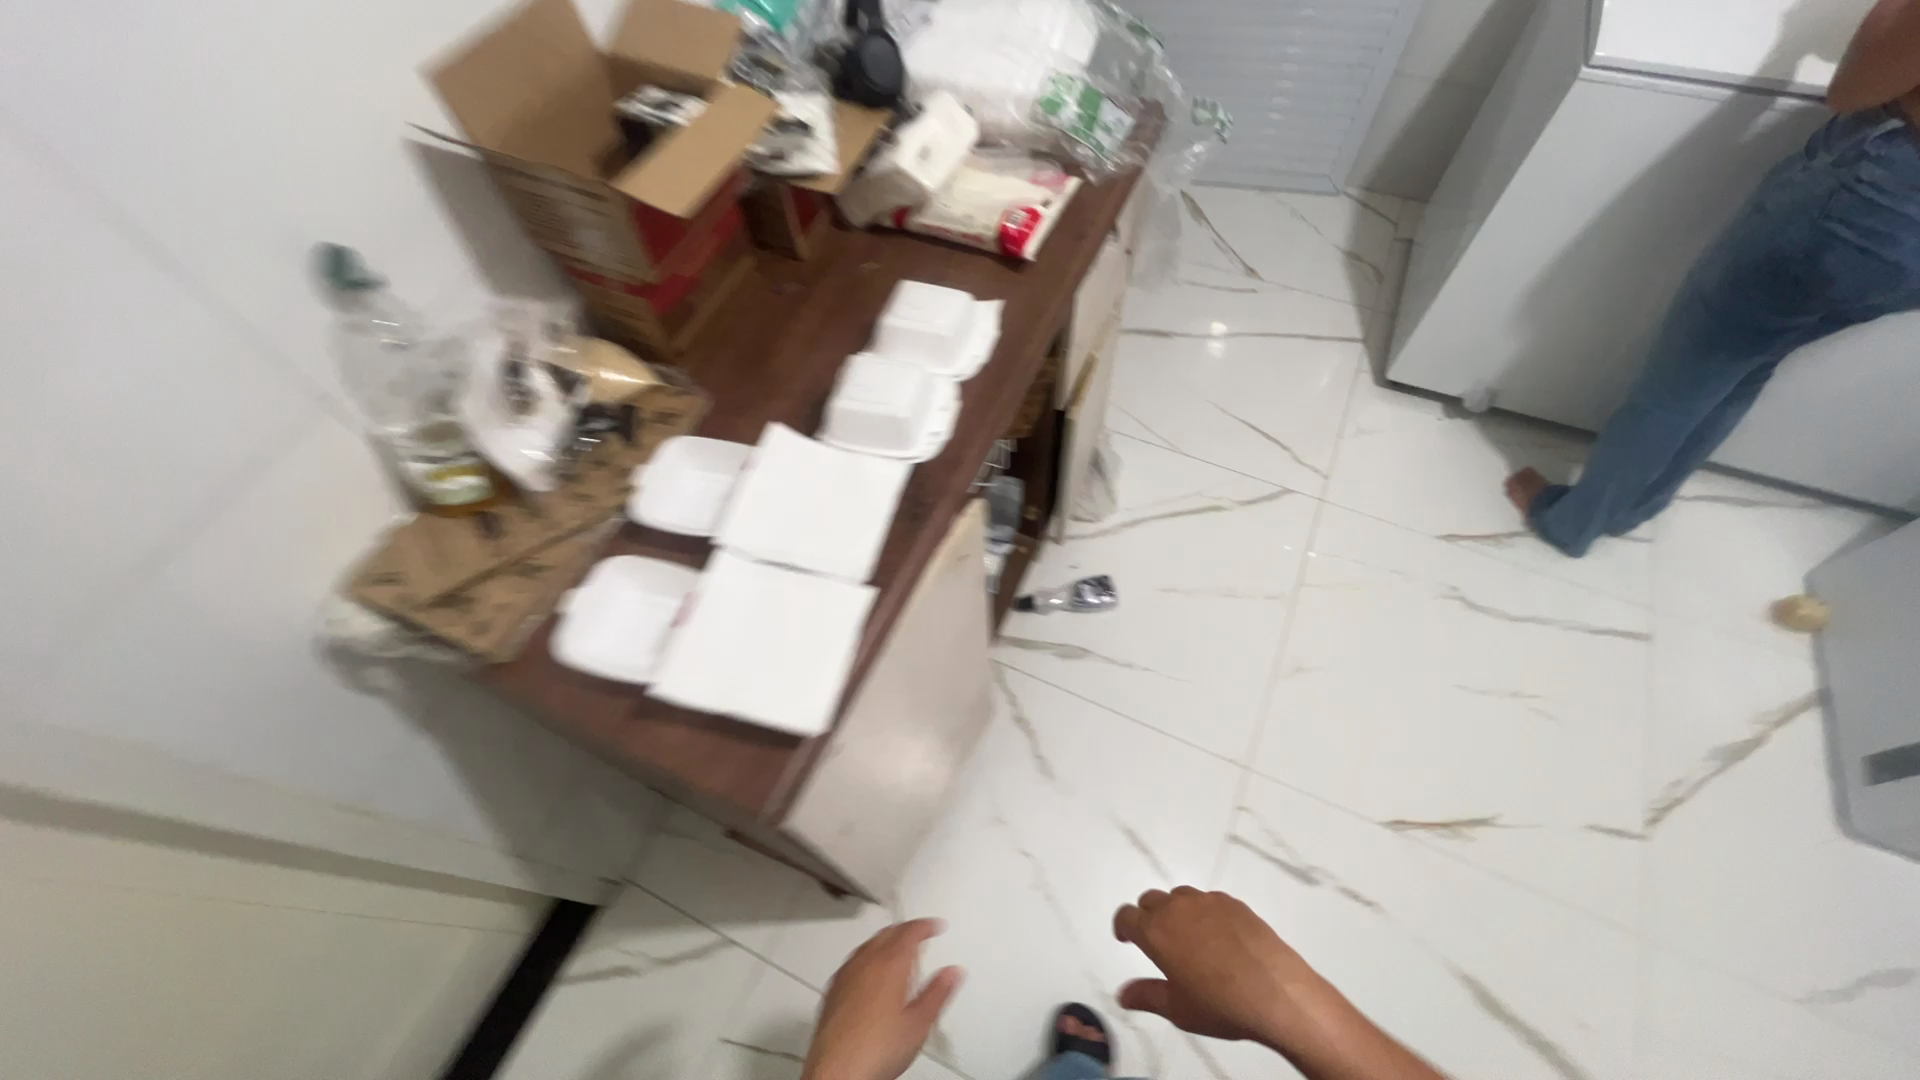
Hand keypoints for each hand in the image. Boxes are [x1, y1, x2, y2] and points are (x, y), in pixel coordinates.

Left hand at [802, 918, 963, 1079]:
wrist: (837, 1072)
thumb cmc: (875, 1050)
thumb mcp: (919, 1023)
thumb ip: (938, 992)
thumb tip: (953, 972)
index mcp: (890, 964)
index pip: (910, 931)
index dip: (926, 925)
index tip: (936, 926)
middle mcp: (865, 962)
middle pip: (888, 932)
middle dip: (907, 931)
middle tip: (921, 937)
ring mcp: (846, 974)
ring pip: (869, 945)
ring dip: (887, 942)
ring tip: (900, 955)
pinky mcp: (833, 989)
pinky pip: (853, 960)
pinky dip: (868, 957)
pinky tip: (872, 975)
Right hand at [1112, 887, 1339, 1050]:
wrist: (1276, 993)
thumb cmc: (1220, 1005)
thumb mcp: (1178, 1009)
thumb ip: (1146, 996)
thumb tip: (1122, 994)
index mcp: (1155, 932)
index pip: (1126, 916)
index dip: (1123, 927)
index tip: (1127, 940)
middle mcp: (1176, 908)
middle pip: (1150, 900)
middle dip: (1148, 916)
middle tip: (1159, 943)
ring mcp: (1207, 902)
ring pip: (1179, 896)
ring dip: (1176, 912)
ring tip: (1190, 939)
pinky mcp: (1233, 903)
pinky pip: (1209, 900)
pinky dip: (1205, 913)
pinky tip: (1220, 938)